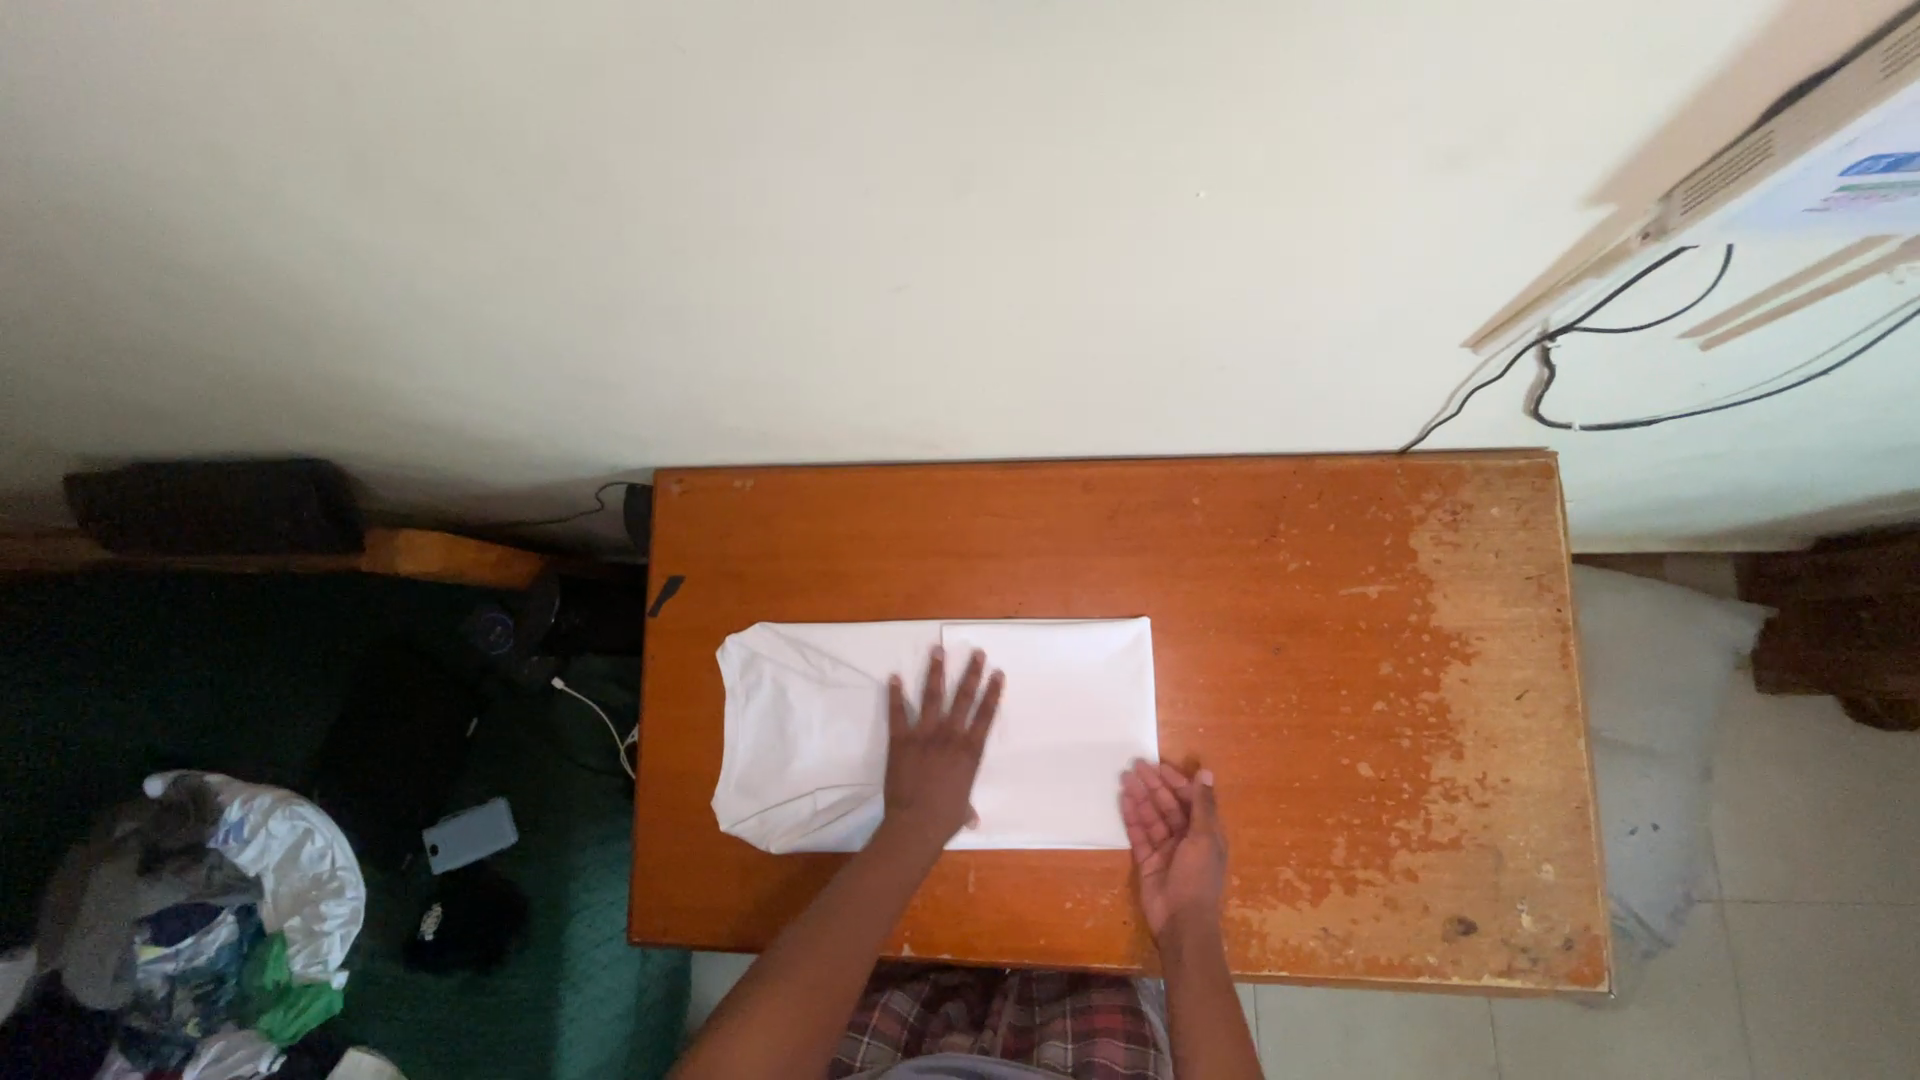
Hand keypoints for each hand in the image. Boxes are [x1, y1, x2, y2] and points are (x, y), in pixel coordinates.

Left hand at [883, 647, 1004, 848]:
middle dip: (971, 673)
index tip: (998, 673)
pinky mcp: (901, 740)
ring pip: (933, 696)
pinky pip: (897, 712)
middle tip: (977, 653)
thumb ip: (966, 807)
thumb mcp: (962, 809)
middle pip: (963, 697)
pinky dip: (895, 694)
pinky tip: (893, 677)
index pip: (986, 714)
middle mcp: (951, 736)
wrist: (916, 824)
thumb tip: (971, 819)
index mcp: (970, 751)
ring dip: (936, 672)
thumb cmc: (944, 818)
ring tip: (938, 651)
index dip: (993, 692)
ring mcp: (925, 735)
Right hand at [1120, 759, 1226, 941]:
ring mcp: (1165, 850)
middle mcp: (1186, 838)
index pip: (1190, 800)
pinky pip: (1139, 834)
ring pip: (1152, 817)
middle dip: (1154, 786)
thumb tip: (1206, 771)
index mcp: (1205, 833)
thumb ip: (1203, 805)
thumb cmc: (1198, 878)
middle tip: (1135, 765)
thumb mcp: (1205, 838)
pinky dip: (1131, 817)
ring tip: (1124, 778)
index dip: (1176, 782)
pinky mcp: (1147, 861)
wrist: (1181, 922)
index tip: (1159, 766)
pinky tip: (1122, 800)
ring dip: (1140, 798)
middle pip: (1169, 806)